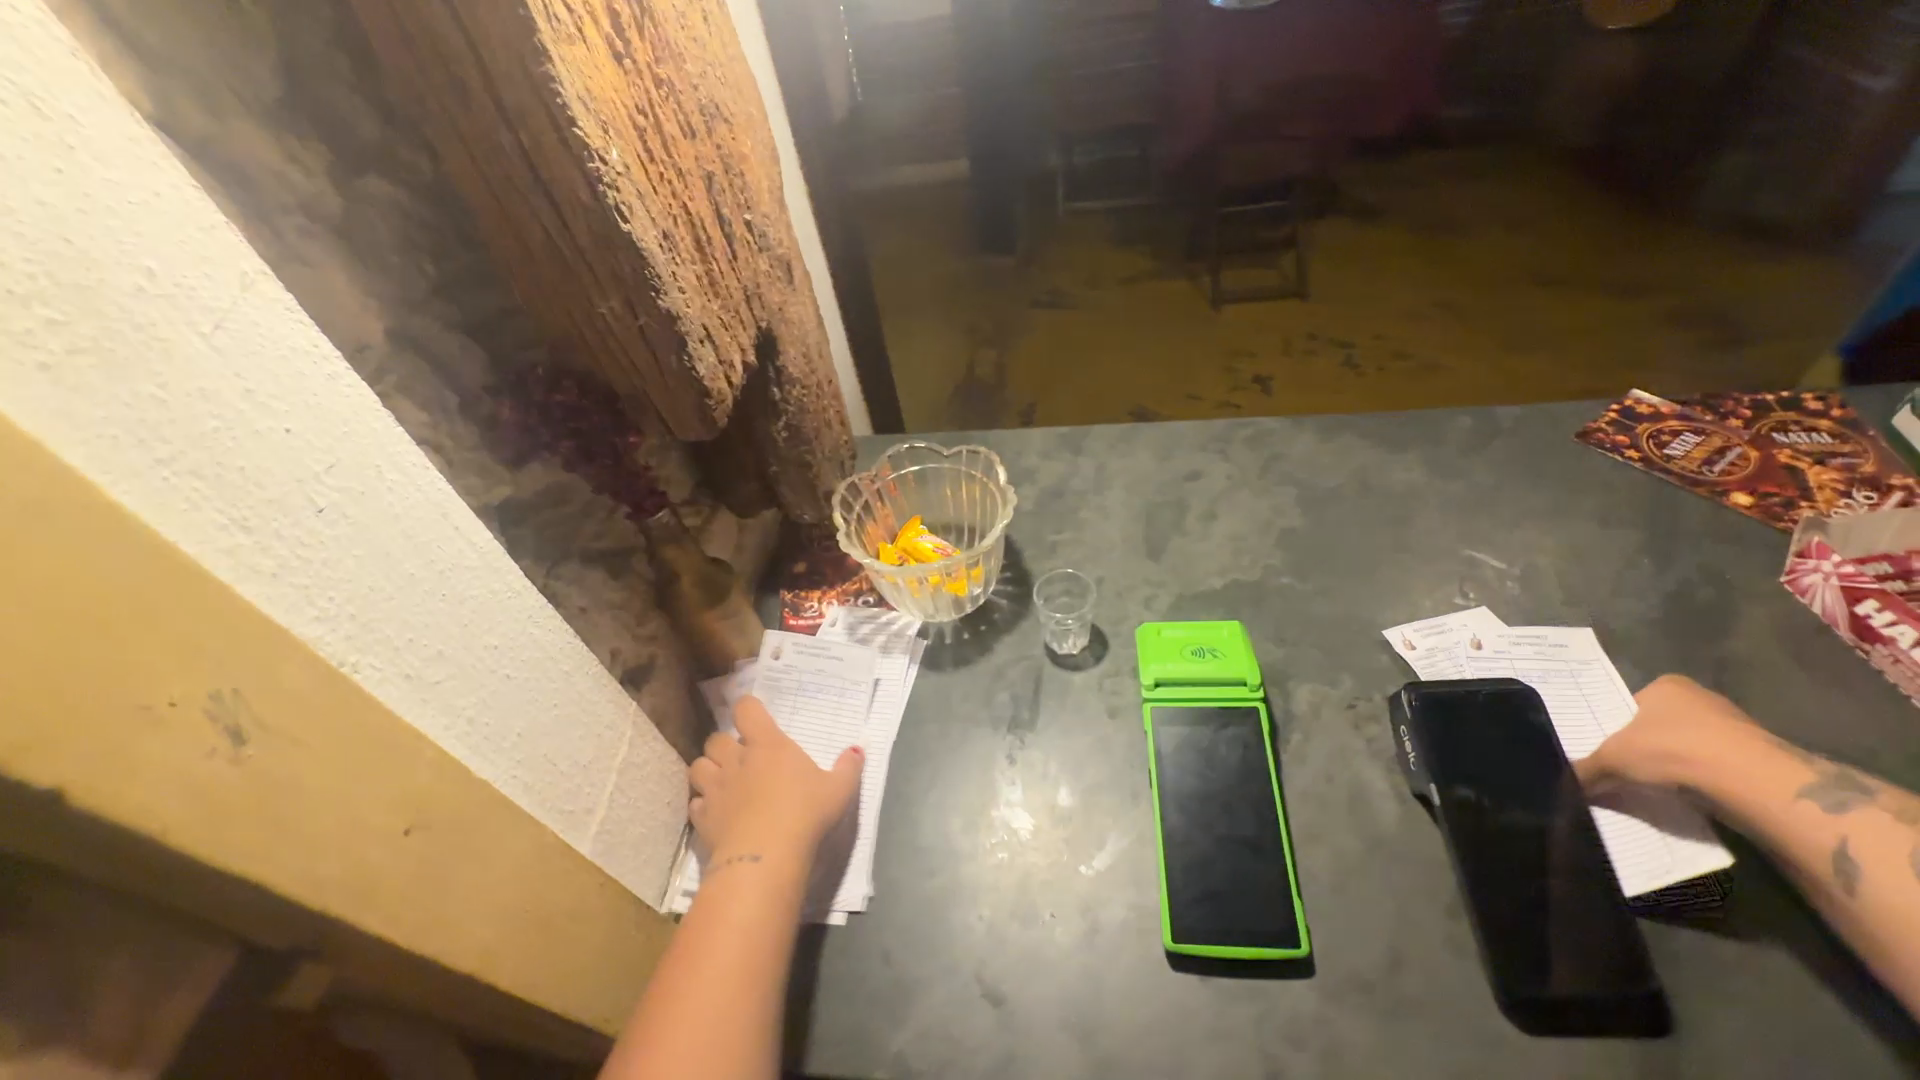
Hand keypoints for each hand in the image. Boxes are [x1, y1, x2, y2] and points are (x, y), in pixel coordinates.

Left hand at [689, 695, 862, 859]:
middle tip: (741, 756)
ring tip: (722, 781)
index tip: (754, 714)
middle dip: (725, 743)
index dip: (748, 708)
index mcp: (767, 745)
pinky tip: (716, 813)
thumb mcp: (838, 790)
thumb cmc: (805, 814)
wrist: (766, 856)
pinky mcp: (703, 817)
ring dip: (708, 769)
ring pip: (698, 766)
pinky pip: (695, 803)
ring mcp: (715, 789)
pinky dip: (703, 804)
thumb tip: (857, 749)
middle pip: (716, 738)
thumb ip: (848, 767)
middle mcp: (736, 760)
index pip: (747, 709)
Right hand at [1574, 673, 1762, 792]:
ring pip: (1692, 747)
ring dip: (1677, 766)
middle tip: (1629, 771)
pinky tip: (1691, 797)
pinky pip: (1718, 768)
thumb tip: (1565, 781)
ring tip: (1659, 789)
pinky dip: (1703, 781)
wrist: (1749, 780)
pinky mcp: (1758, 755)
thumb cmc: (1672, 751)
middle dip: (1648, 748)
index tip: (1612, 752)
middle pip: (1662, 726)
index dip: (1618, 729)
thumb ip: (1587, 769)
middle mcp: (1702, 697)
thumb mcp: (1613, 760)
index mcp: (1666, 685)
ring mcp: (1736, 725)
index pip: (1632, 705)